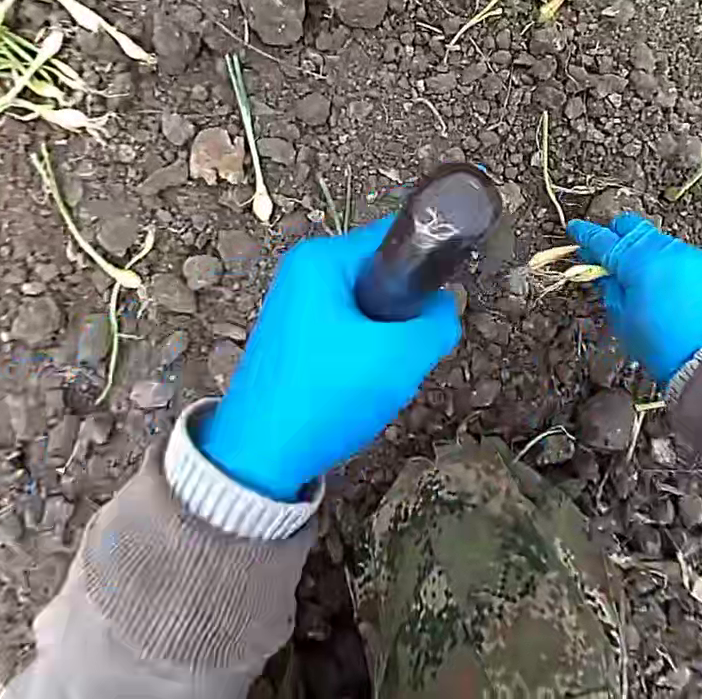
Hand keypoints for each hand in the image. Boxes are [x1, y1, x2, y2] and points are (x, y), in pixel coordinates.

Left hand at [197, 215, 459, 500]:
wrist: (259, 462)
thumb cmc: (327, 396)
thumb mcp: (403, 355)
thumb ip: (439, 320)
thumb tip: (442, 307)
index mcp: (321, 259)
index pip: (395, 238)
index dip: (426, 267)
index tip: (436, 303)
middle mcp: (304, 272)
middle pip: (384, 274)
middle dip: (406, 310)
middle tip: (409, 346)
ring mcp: (297, 305)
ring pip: (371, 305)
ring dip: (389, 335)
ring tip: (384, 369)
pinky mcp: (297, 336)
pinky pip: (351, 327)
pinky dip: (367, 349)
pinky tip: (364, 380)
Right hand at [566, 212, 701, 384]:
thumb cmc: (664, 348)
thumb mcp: (624, 321)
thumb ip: (611, 290)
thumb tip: (605, 273)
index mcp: (637, 262)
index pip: (604, 240)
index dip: (587, 235)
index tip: (577, 229)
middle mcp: (667, 250)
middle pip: (636, 229)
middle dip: (620, 234)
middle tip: (612, 247)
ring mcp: (696, 255)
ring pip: (667, 246)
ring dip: (655, 258)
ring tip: (653, 284)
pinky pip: (694, 261)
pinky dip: (684, 272)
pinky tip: (684, 295)